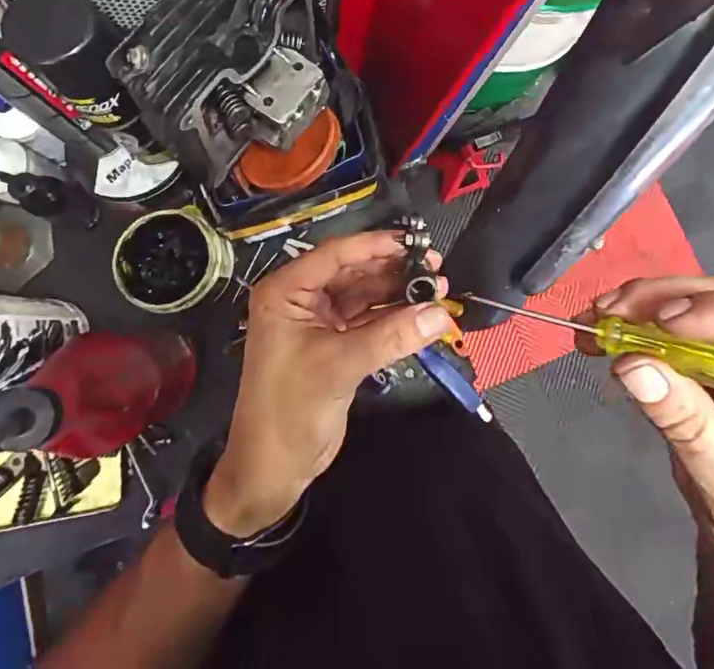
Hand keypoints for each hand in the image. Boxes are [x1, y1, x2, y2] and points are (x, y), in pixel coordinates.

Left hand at [204, 231, 451, 535]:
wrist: (272, 470)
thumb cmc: (290, 410)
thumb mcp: (340, 366)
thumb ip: (391, 336)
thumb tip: (441, 314)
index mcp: (286, 292)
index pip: (336, 255)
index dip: (376, 245)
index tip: (416, 242)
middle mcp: (302, 298)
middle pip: (355, 271)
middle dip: (394, 268)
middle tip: (435, 265)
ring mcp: (321, 320)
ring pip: (367, 293)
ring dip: (399, 291)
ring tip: (438, 287)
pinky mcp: (337, 341)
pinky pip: (372, 317)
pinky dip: (396, 314)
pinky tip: (423, 312)